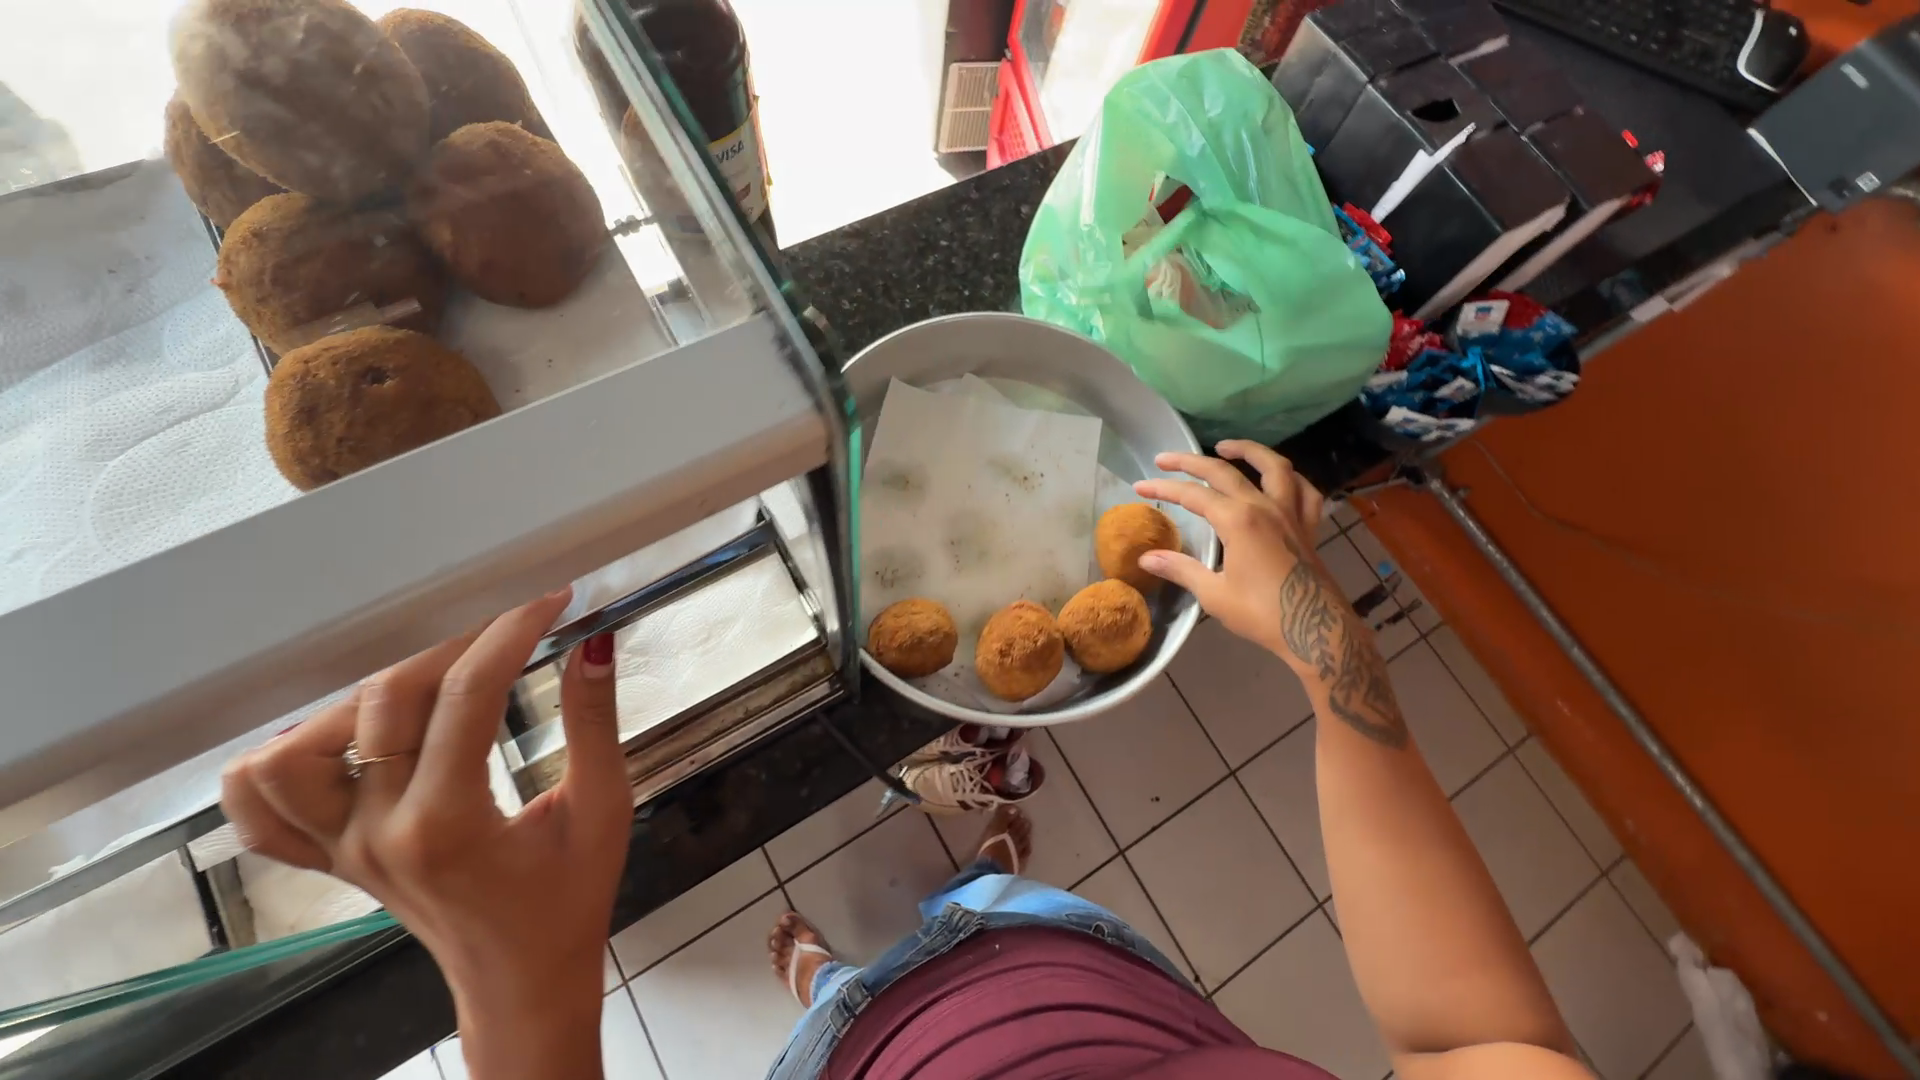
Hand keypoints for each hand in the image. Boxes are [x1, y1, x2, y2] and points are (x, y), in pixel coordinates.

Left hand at [221, 588, 628, 1078]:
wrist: (524, 977)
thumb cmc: (571, 898)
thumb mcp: (602, 807)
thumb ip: (593, 723)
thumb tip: (593, 646)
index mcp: (450, 822)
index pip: (470, 695)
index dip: (513, 633)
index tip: (551, 601)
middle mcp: (377, 833)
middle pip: (386, 703)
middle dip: (455, 647)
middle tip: (509, 631)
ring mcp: (340, 850)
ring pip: (293, 754)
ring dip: (359, 700)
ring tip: (428, 685)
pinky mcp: (328, 862)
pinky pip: (259, 812)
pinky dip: (280, 764)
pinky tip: (341, 740)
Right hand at [1132, 441, 1350, 677]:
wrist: (1317, 631)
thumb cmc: (1262, 614)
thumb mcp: (1214, 594)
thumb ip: (1181, 569)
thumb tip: (1146, 558)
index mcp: (1238, 520)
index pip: (1193, 495)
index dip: (1163, 488)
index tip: (1140, 486)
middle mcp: (1265, 507)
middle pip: (1225, 472)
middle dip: (1191, 462)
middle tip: (1166, 458)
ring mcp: (1292, 514)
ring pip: (1274, 467)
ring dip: (1249, 451)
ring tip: (1226, 447)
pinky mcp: (1310, 527)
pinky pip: (1305, 492)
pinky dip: (1291, 479)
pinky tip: (1279, 479)